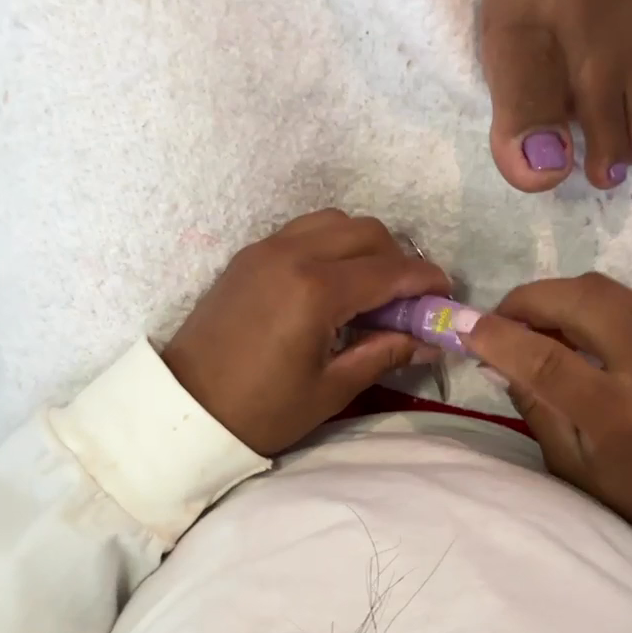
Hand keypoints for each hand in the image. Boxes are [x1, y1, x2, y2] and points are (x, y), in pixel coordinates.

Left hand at [162, 210, 447, 455]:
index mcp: (316, 290)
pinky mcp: (247, 257)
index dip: (425, 280)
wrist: (185, 410)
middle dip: (398, 259)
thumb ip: (383, 354)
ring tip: (370, 290)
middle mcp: (292, 254)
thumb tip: (427, 340)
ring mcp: (265, 249)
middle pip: (366, 231)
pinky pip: (303, 231)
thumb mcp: (331, 389)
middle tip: (407, 300)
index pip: (389, 269)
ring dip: (363, 246)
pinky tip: (334, 285)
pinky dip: (330, 245)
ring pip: (333, 222)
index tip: (446, 295)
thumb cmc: (261, 410)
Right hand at [464, 273, 631, 527]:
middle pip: (580, 299)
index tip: (466, 329)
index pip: (549, 359)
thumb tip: (494, 357)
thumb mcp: (570, 461)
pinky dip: (581, 305)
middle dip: (528, 300)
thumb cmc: (630, 488)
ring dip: (554, 298)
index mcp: (620, 413)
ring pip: (600, 288)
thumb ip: (533, 403)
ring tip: (528, 327)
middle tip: (498, 322)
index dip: (501, 338)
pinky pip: (619, 299)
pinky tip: (566, 332)